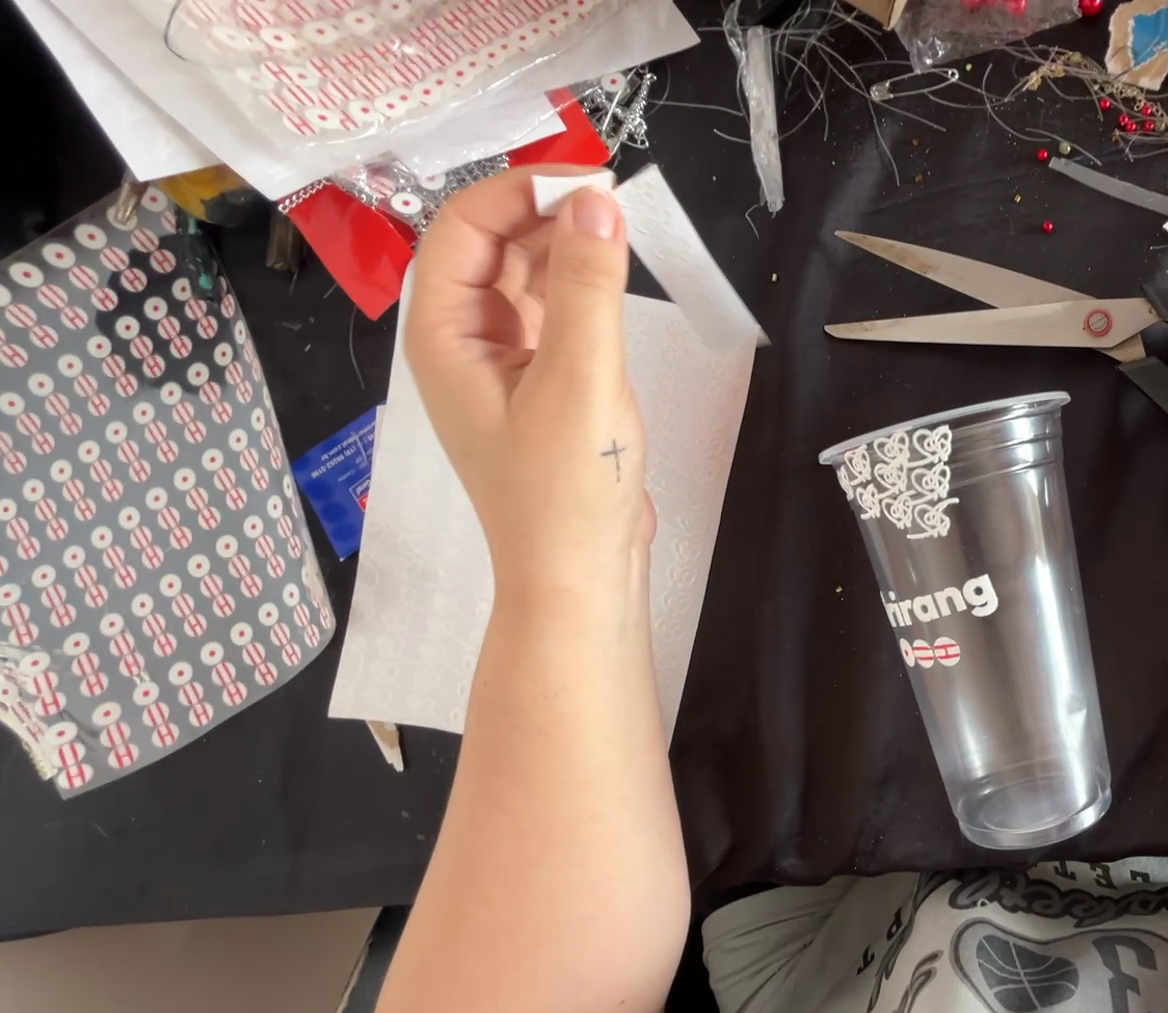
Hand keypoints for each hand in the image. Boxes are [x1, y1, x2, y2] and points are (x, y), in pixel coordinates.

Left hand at [404, 167, 649, 609]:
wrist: (582, 574)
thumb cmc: (568, 487)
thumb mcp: (581, 379)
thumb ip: (589, 287)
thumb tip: (598, 201)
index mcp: (445, 336)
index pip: (464, 229)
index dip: (519, 190)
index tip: (591, 180)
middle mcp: (466, 344)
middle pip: (493, 251)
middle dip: (545, 217)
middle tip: (614, 203)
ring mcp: (508, 370)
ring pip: (527, 286)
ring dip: (567, 254)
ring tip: (620, 235)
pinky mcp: (548, 391)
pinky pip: (556, 322)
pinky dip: (582, 296)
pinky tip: (614, 287)